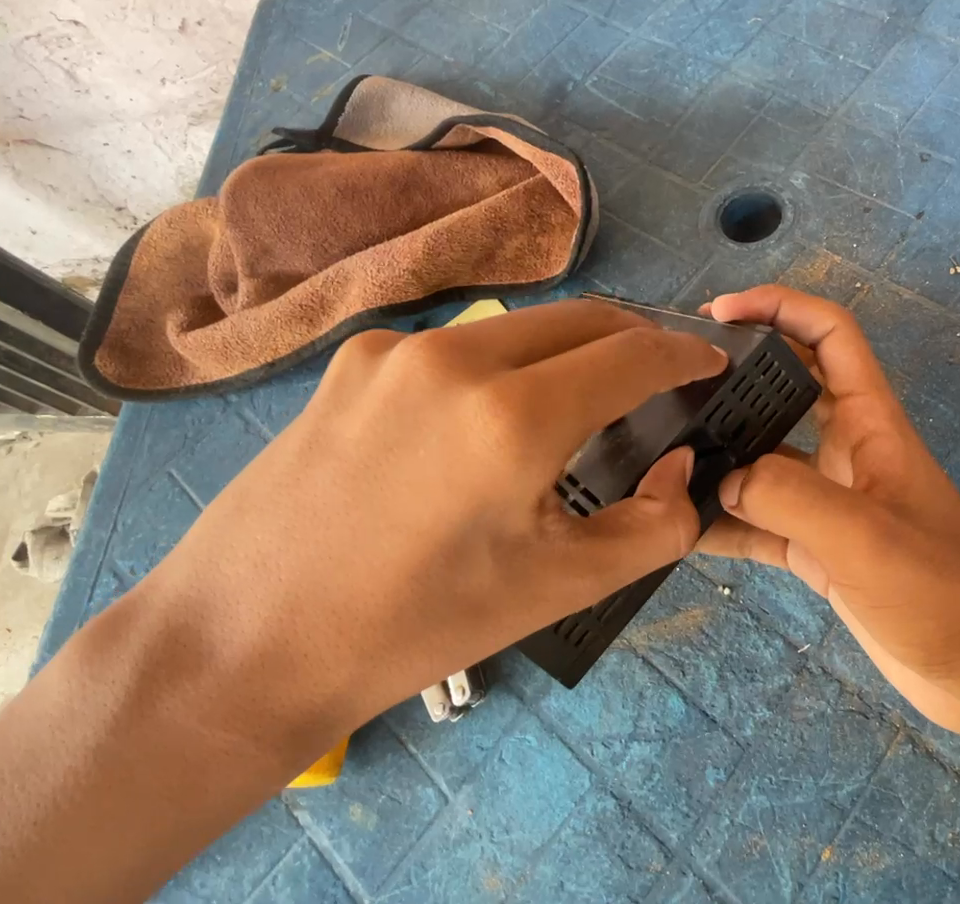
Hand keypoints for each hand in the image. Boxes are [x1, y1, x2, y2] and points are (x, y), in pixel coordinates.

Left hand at [130, 299, 726, 749]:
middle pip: (584, 319)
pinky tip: (487, 421)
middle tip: (662, 379)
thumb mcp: (561, 587)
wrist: (245, 640)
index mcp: (514, 417)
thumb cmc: (418, 626)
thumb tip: (681, 465)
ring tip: (582, 401)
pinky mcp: (353, 359)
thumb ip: (656, 524)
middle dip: (638, 341)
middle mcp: (458, 358)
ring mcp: (397, 350)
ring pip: (523, 327)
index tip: (713, 364)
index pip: (635, 354)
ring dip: (572, 349)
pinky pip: (460, 346)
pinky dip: (504, 366)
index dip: (686, 355)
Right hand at [698, 286, 959, 736]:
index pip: (830, 336)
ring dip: (723, 452)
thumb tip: (721, 479)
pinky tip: (681, 529)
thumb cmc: (943, 593)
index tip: (720, 311)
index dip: (780, 307)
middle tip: (673, 379)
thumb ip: (789, 498)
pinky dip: (725, 523)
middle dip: (739, 373)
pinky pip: (762, 524)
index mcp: (873, 424)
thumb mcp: (865, 537)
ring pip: (767, 460)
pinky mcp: (822, 552)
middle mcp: (850, 452)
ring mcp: (835, 504)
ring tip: (659, 450)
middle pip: (789, 389)